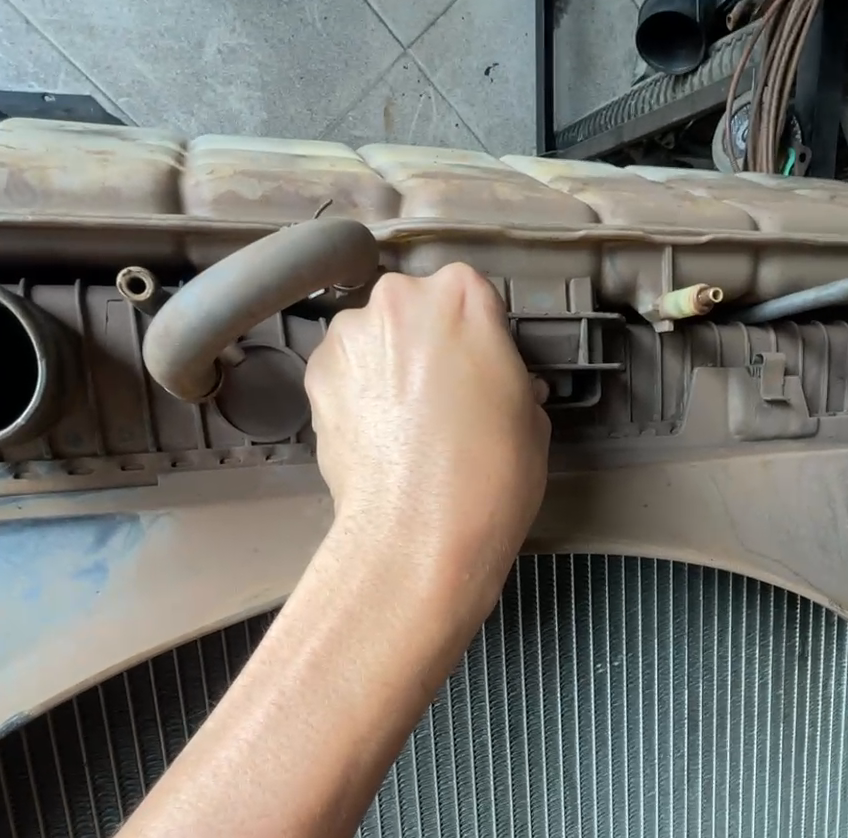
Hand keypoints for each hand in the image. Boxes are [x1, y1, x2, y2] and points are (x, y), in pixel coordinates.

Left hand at [305, 263, 548, 595]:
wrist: (421, 533)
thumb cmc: (488, 478)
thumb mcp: (532, 419)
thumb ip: (511, 380)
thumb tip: (501, 384)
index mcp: (463, 297)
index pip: (472, 294)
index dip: (477, 334)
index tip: (480, 363)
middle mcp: (399, 301)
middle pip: (416, 308)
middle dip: (427, 343)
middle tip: (446, 394)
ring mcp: (351, 337)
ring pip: (375, 338)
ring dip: (389, 365)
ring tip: (409, 422)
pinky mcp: (316, 376)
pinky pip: (345, 371)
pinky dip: (359, 393)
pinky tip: (381, 434)